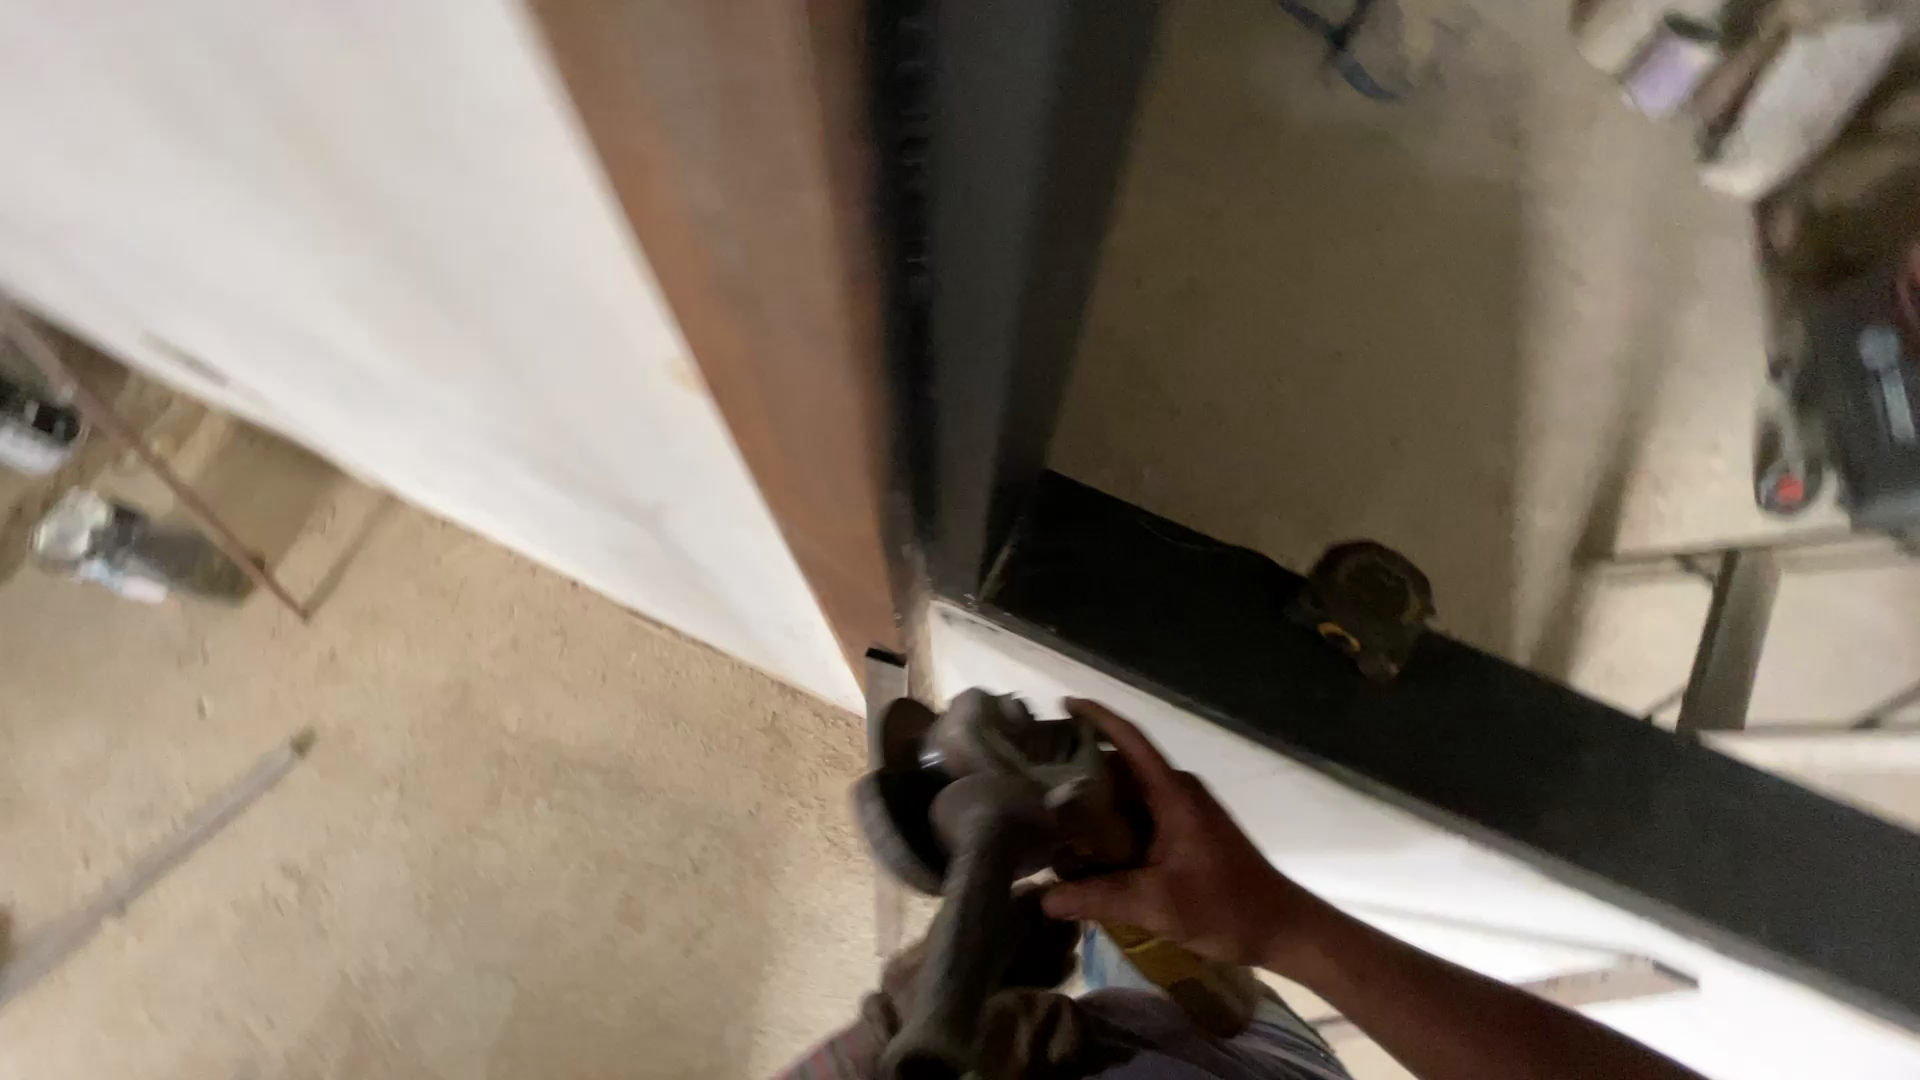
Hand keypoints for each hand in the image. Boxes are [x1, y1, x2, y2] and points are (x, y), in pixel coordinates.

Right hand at [1042, 700, 1332, 972]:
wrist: (1284, 929)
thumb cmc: (1226, 906)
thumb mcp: (1158, 904)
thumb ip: (1100, 897)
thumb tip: (1044, 899)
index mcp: (1173, 793)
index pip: (1131, 739)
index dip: (1098, 716)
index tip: (1065, 704)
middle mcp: (1178, 790)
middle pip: (1125, 762)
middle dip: (1084, 759)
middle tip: (1041, 766)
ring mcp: (1185, 808)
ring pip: (1132, 788)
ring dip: (1098, 791)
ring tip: (1054, 801)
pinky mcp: (1187, 828)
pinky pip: (1142, 808)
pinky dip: (1115, 815)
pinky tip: (1091, 837)